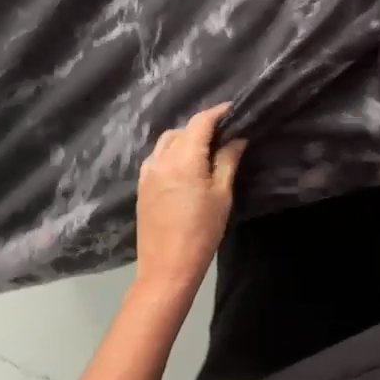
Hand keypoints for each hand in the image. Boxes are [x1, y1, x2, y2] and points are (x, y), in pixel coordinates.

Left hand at [135, 102, 246, 293]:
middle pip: (183, 129)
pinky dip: (171, 153)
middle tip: (224, 135)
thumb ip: (228, 160)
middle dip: (203, 127)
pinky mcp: (142, 186)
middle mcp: (161, 158)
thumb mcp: (222, 195)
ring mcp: (147, 172)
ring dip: (185, 139)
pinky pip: (157, 158)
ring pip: (166, 142)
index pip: (201, 121)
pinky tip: (184, 167)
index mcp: (183, 157)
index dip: (218, 112)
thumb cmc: (201, 232)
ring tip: (205, 151)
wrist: (166, 268)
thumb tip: (237, 137)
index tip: (234, 110)